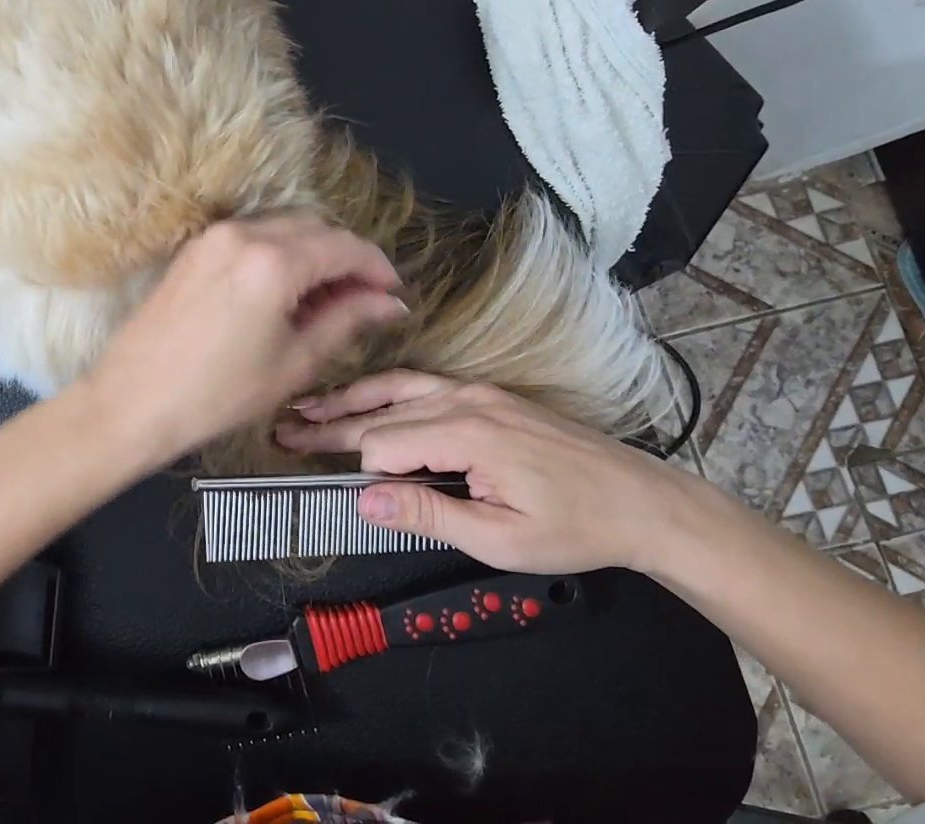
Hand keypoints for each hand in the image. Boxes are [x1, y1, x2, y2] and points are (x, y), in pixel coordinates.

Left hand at [85, 215, 405, 462]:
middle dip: (345, 258)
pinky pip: (250, 237)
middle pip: (315, 227)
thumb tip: (386, 303)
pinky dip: (277, 255)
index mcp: (273, 261)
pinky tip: (283, 296)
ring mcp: (211, 238)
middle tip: (361, 301)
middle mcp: (242, 234)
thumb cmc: (216, 394)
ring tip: (323, 304)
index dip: (377, 267)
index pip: (345, 246)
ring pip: (282, 228)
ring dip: (311, 254)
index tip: (393, 293)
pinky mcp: (192, 250)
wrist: (133, 401)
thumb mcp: (293, 363)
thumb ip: (346, 321)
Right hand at [274, 370, 701, 573]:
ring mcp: (476, 392)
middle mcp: (464, 401)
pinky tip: (364, 395)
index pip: (381, 445)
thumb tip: (361, 497)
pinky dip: (383, 391)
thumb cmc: (575, 528)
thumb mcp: (499, 538)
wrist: (644, 501)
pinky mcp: (487, 394)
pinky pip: (421, 385)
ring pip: (394, 389)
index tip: (341, 490)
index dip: (359, 472)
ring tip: (307, 408)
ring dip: (348, 401)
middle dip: (328, 424)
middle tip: (281, 430)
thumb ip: (426, 513)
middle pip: (378, 410)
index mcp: (465, 434)